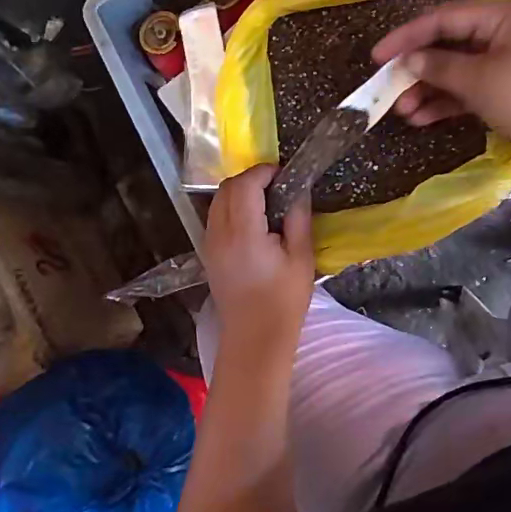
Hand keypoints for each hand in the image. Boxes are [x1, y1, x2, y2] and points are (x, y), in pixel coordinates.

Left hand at [201, 165, 314, 345]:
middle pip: (227, 188)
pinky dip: (232, 206)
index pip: (245, 185)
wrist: (255, 339)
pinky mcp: (208, 253)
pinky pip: (216, 216)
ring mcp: (210, 243)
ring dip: (240, 191)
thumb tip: (298, 190)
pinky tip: (254, 220)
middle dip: (251, 178)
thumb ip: (298, 219)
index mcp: (244, 233)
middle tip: (279, 185)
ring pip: (218, 200)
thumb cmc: (284, 302)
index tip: (285, 174)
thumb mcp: (301, 259)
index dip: (264, 172)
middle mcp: (220, 234)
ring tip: (267, 200)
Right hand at [372, 0, 510, 166]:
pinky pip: (480, 89)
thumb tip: (409, 60)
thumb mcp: (484, 81)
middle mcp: (510, 31)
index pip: (443, 18)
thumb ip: (441, 68)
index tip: (375, 59)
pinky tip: (428, 119)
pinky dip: (456, 103)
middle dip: (419, 70)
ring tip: (404, 113)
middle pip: (452, 44)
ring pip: (464, 70)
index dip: (405, 37)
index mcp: (504, 14)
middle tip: (389, 94)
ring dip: (434, 90)